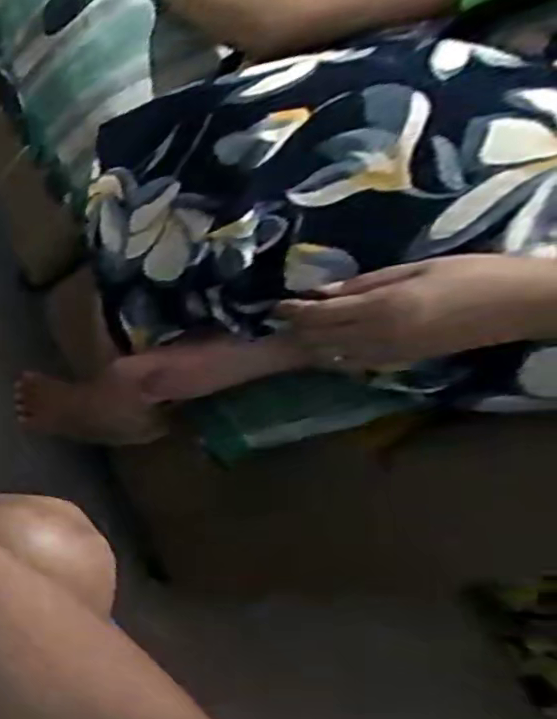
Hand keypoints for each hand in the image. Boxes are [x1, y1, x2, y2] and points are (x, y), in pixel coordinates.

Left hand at [277, 254, 556, 370]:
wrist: (526, 304)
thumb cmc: (478, 275)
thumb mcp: (421, 268)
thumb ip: (365, 282)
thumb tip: (320, 292)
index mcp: (379, 305)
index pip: (316, 314)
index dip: (291, 311)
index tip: (278, 305)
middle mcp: (373, 333)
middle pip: (312, 337)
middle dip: (295, 328)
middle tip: (290, 318)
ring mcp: (382, 351)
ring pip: (324, 354)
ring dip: (309, 344)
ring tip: (307, 331)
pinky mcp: (395, 362)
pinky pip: (348, 364)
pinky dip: (332, 356)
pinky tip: (333, 345)